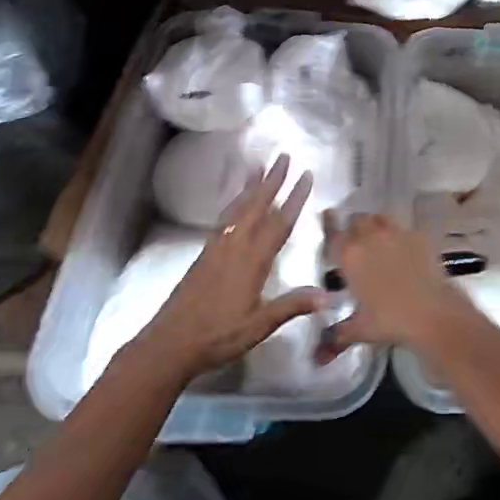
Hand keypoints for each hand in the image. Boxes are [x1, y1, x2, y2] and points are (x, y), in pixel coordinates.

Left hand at [133, 155, 322, 382]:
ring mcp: (216, 249)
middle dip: (272, 181)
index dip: (295, 199)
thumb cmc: (218, 335)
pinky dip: (233, 205)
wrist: (170, 343)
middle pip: (256, 206)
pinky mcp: (204, 255)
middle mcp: (234, 247)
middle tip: (283, 156)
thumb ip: (292, 306)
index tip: (306, 175)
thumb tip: (329, 296)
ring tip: (258, 166)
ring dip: (250, 187)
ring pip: (238, 210)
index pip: (279, 223)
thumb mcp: (260, 325)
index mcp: (252, 261)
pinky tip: (235, 205)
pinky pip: (223, 220)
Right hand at [322, 212, 473, 353]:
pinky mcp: (420, 237)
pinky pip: (405, 229)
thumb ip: (337, 335)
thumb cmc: (390, 321)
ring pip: (380, 218)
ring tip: (379, 240)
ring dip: (376, 225)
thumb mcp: (360, 329)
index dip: (330, 225)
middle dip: (355, 228)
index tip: (328, 219)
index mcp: (350, 255)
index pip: (333, 232)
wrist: (433, 313)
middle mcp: (371, 237)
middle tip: (357, 242)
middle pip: (358, 220)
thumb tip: (319, 355)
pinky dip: (401, 235)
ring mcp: (397, 233)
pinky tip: (405, 250)